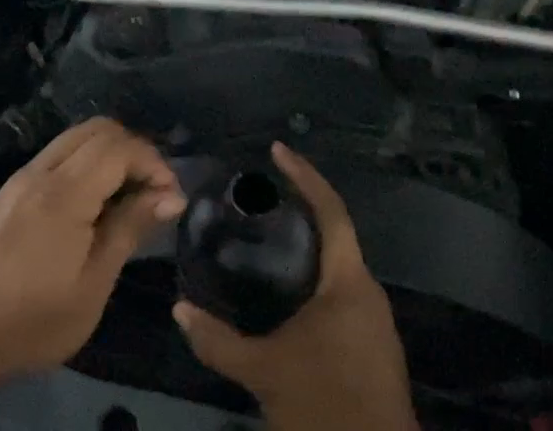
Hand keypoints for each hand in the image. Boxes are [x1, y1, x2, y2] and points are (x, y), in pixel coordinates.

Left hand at [0, 117, 186, 384]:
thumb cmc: (31, 321)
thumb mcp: (92, 284)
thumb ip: (129, 229)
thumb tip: (169, 195)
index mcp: (62, 192)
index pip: (118, 145)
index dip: (153, 161)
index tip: (172, 198)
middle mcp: (39, 172)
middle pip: (95, 129)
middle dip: (134, 149)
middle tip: (155, 191)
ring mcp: (19, 179)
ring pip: (74, 140)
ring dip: (109, 154)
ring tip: (130, 198)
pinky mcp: (8, 194)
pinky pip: (56, 158)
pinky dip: (85, 165)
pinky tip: (95, 205)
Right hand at [174, 143, 418, 430]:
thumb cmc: (323, 402)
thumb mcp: (264, 371)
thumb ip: (218, 339)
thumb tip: (179, 310)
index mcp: (348, 284)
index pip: (331, 212)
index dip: (305, 176)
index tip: (278, 151)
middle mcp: (367, 293)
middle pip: (335, 236)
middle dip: (300, 211)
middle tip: (257, 198)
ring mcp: (373, 321)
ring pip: (336, 268)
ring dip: (305, 248)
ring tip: (261, 239)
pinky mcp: (370, 344)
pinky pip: (339, 293)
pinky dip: (310, 279)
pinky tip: (281, 292)